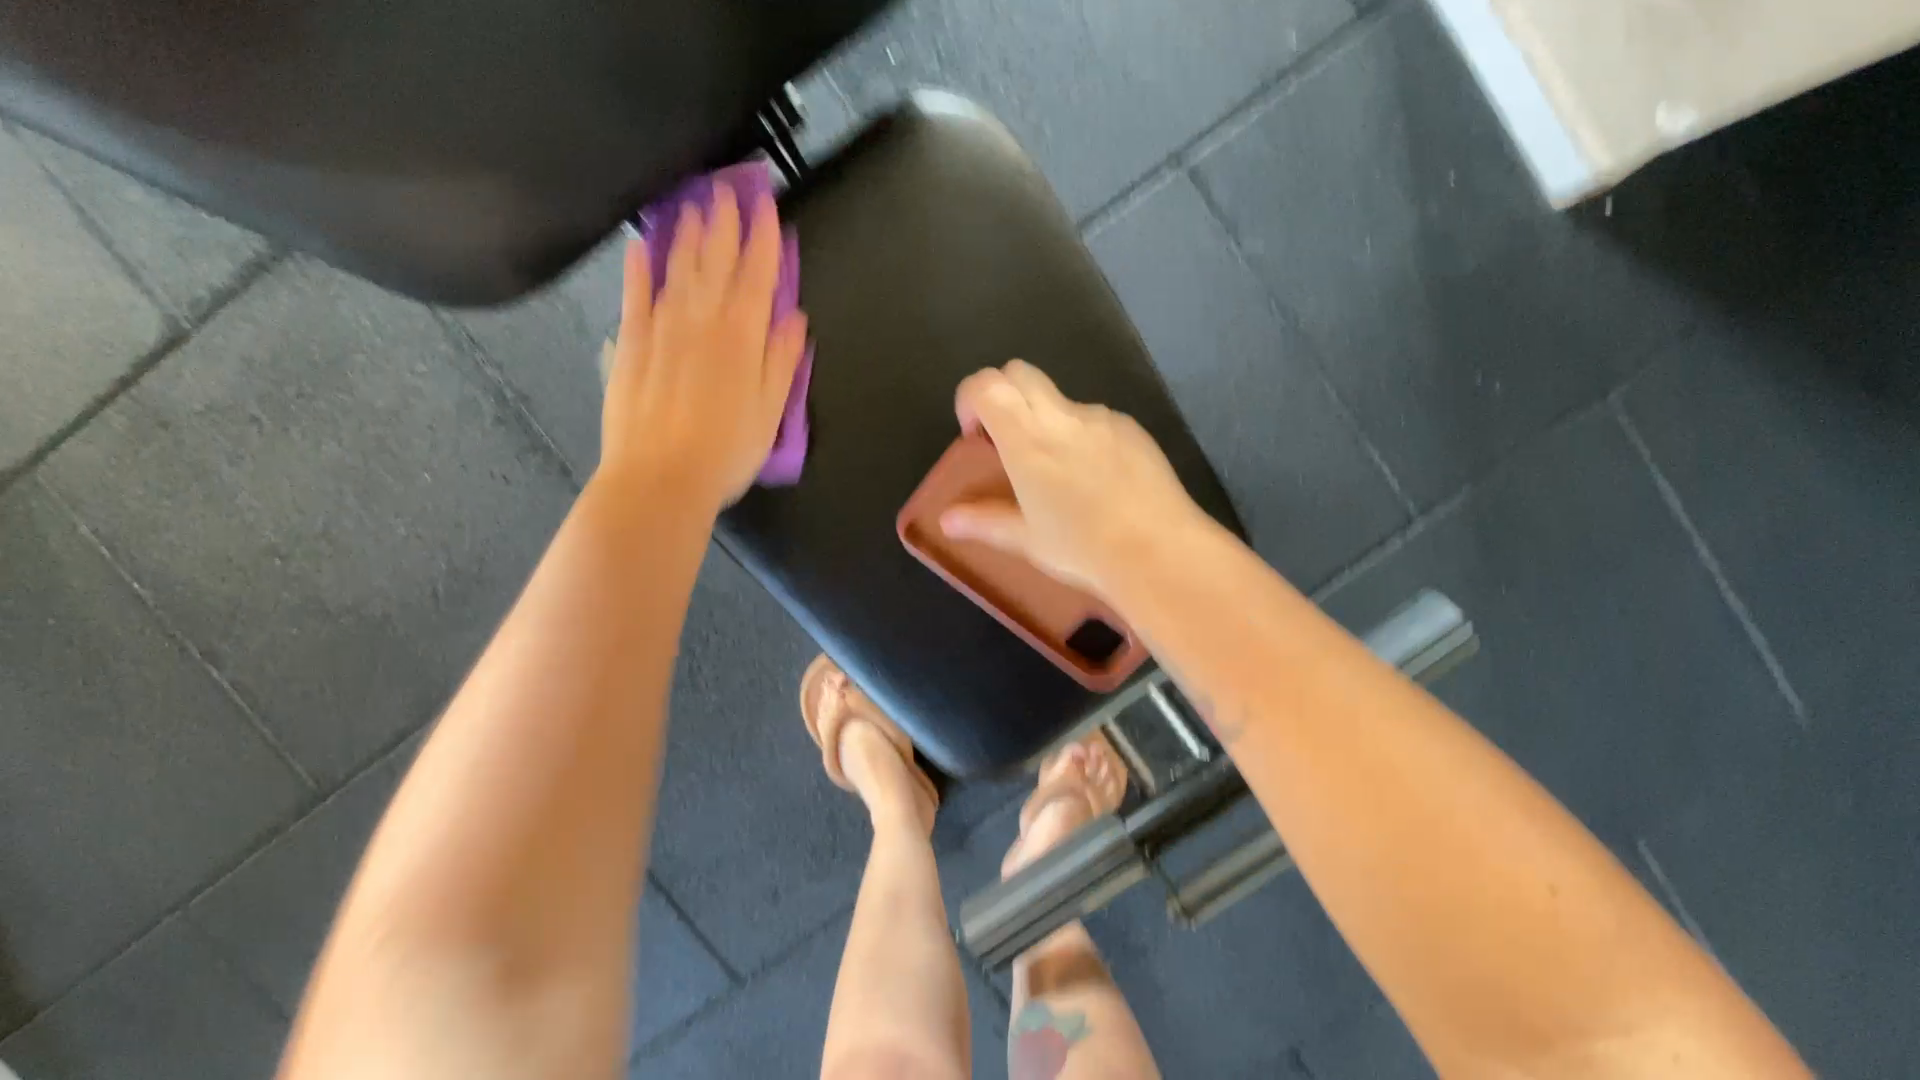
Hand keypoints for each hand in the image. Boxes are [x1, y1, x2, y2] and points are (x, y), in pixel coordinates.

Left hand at [599, 183, 808, 510]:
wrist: (658, 480)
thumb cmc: (726, 452)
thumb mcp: (770, 412)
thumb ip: (782, 360)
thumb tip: (795, 317)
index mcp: (743, 336)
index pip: (758, 275)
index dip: (764, 238)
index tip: (767, 206)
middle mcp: (702, 320)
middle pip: (716, 262)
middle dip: (724, 223)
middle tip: (727, 190)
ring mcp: (662, 328)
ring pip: (679, 269)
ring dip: (688, 234)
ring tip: (694, 205)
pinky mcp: (631, 343)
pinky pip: (635, 295)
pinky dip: (639, 267)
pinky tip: (642, 244)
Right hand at [940, 361, 1209, 596]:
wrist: (1158, 551)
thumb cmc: (1082, 548)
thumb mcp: (1026, 540)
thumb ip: (984, 521)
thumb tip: (947, 519)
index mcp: (1026, 439)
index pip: (986, 385)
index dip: (970, 398)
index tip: (974, 434)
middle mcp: (1061, 417)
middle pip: (1020, 373)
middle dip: (1003, 394)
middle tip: (1006, 440)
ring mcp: (1101, 419)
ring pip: (1061, 399)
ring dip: (1046, 419)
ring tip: (1057, 471)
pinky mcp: (1132, 430)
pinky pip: (1096, 420)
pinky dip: (1083, 436)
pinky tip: (1097, 480)